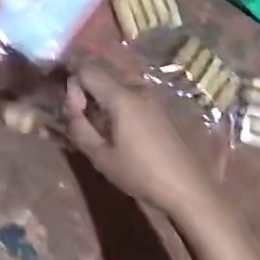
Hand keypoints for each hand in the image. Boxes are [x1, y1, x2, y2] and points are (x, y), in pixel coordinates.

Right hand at [61, 63, 214, 217]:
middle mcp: (138, 88)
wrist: (190, 189)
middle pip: (103, 75)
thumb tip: (70, 106)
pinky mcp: (163, 107)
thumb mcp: (101, 156)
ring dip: (104, 99)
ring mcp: (153, 96)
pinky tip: (122, 131)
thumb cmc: (142, 174)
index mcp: (121, 97)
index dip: (73, 85)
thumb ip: (79, 127)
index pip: (87, 70)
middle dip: (87, 92)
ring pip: (118, 86)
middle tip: (84, 121)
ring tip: (102, 129)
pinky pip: (132, 95)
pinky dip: (119, 105)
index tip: (74, 111)